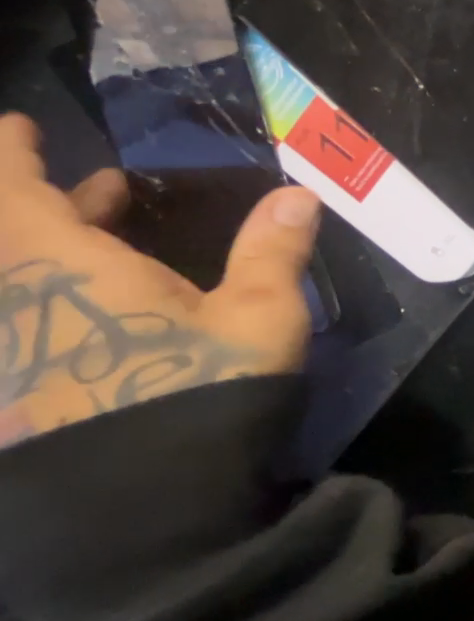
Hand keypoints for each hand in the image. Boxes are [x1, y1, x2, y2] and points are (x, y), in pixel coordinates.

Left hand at [0, 113, 321, 447]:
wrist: (140, 493)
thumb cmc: (198, 383)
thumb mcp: (258, 313)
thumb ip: (273, 251)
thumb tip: (298, 194)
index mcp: (63, 264)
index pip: (12, 193)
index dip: (10, 156)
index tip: (18, 127)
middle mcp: (20, 296)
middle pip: (12, 233)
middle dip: (51, 202)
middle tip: (104, 185)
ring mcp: (18, 341)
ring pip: (20, 274)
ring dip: (58, 243)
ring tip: (112, 228)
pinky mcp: (28, 380)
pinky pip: (32, 310)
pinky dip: (60, 285)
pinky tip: (112, 296)